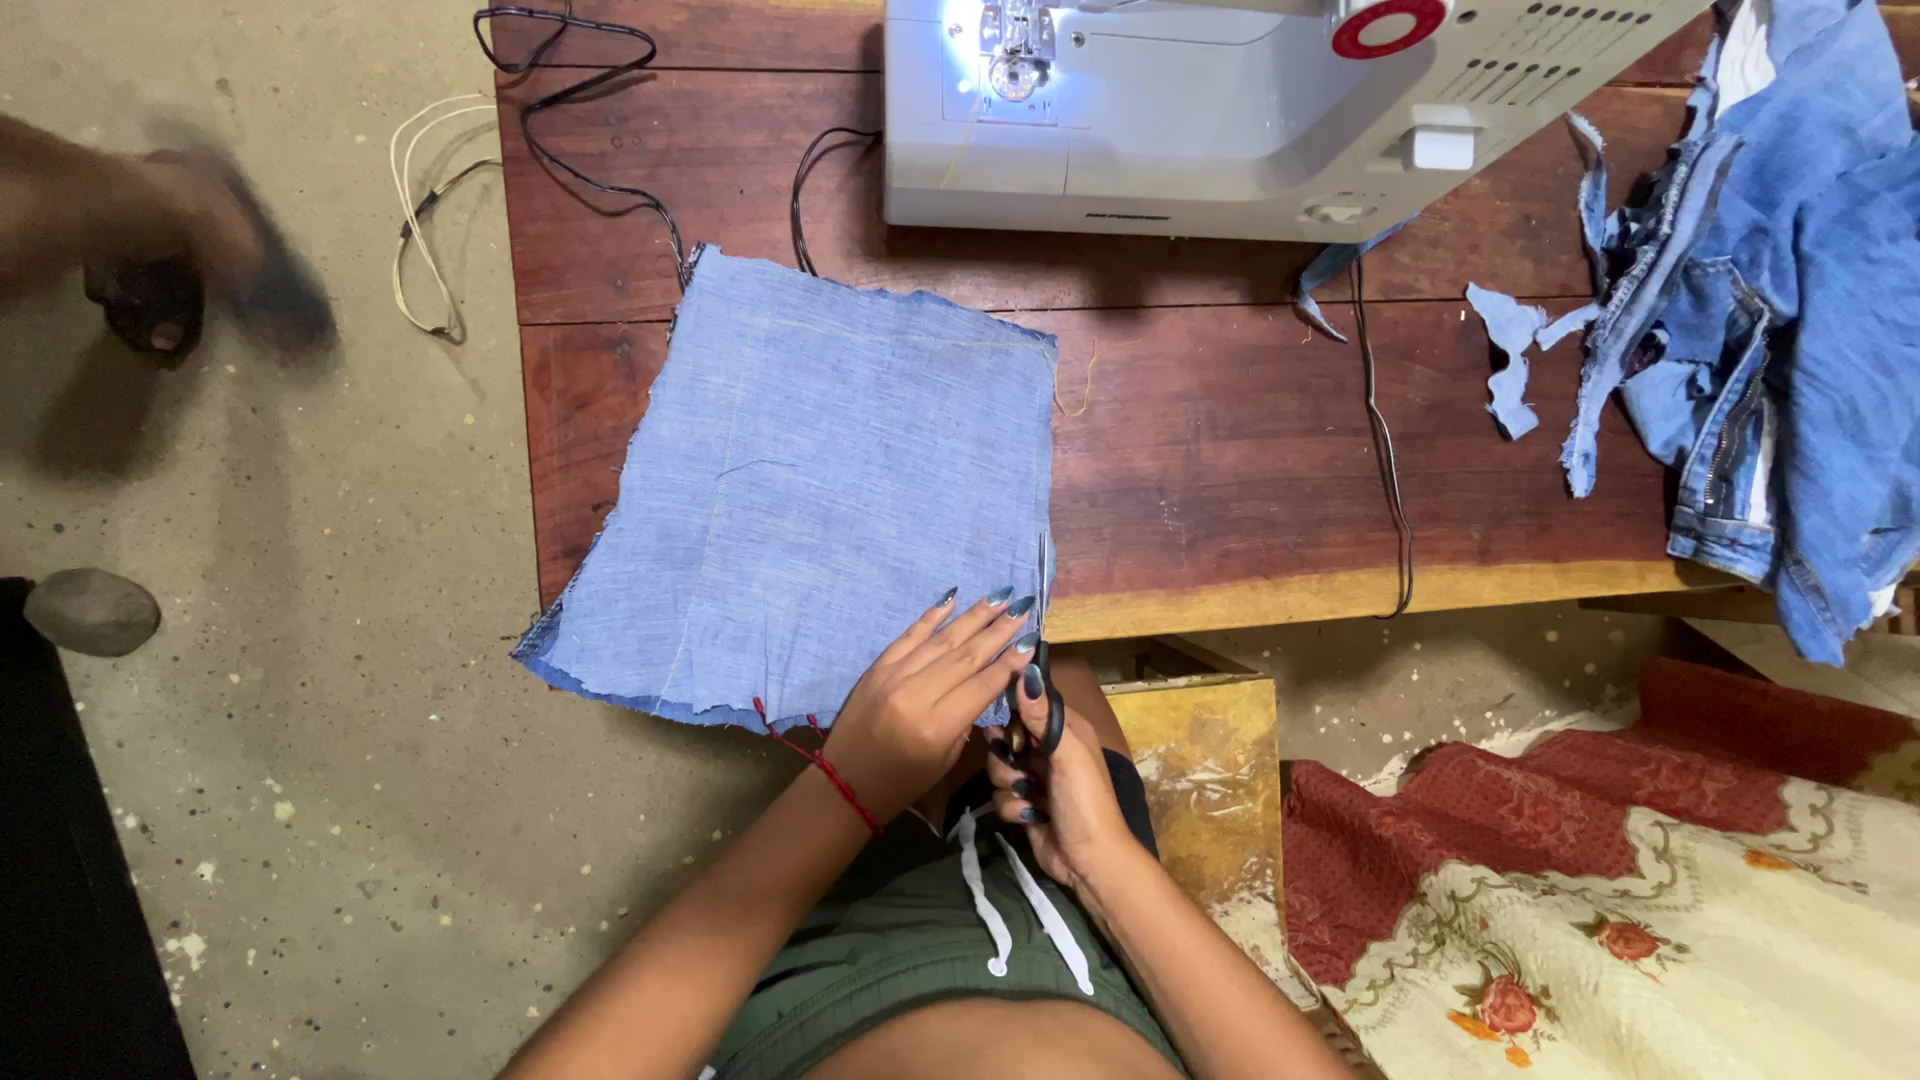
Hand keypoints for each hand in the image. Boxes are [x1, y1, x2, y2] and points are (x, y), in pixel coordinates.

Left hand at [822, 588, 1038, 824]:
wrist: (845, 783)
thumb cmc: (903, 782)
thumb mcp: (946, 758)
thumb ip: (968, 716)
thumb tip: (991, 678)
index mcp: (937, 726)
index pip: (983, 684)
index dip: (1011, 661)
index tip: (1032, 638)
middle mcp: (916, 694)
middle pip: (966, 655)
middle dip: (999, 630)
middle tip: (1023, 607)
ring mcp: (894, 676)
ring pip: (942, 639)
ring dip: (974, 616)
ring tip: (1000, 598)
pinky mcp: (877, 667)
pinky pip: (909, 635)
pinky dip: (932, 616)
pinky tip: (953, 599)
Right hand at [985, 664, 1137, 889]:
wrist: (1089, 862)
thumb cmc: (1086, 801)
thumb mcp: (1068, 754)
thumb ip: (1044, 717)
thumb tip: (1025, 672)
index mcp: (1065, 728)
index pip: (1029, 701)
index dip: (1010, 705)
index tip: (996, 715)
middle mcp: (1048, 748)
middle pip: (1006, 734)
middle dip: (1005, 752)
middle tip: (1015, 762)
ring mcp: (1034, 776)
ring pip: (998, 766)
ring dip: (1009, 783)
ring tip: (1029, 795)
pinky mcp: (1023, 803)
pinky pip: (999, 794)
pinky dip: (1012, 806)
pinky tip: (1031, 816)